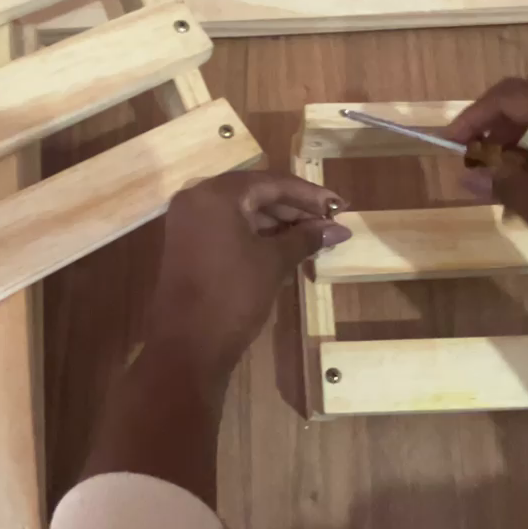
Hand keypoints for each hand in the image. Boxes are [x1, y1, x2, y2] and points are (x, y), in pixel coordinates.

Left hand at [145, 170, 350, 379]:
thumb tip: (339, 229)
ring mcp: (189, 222)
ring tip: (314, 236)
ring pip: (242, 211)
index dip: (309, 195)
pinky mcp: (188, 244)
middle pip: (255, 193)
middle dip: (294, 208)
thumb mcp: (274, 262)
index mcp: (216, 194)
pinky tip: (286, 246)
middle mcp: (197, 199)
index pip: (271, 182)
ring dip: (278, 222)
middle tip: (328, 222)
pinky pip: (228, 227)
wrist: (187, 345)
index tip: (339, 206)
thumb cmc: (233, 296)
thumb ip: (306, 238)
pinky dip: (256, 234)